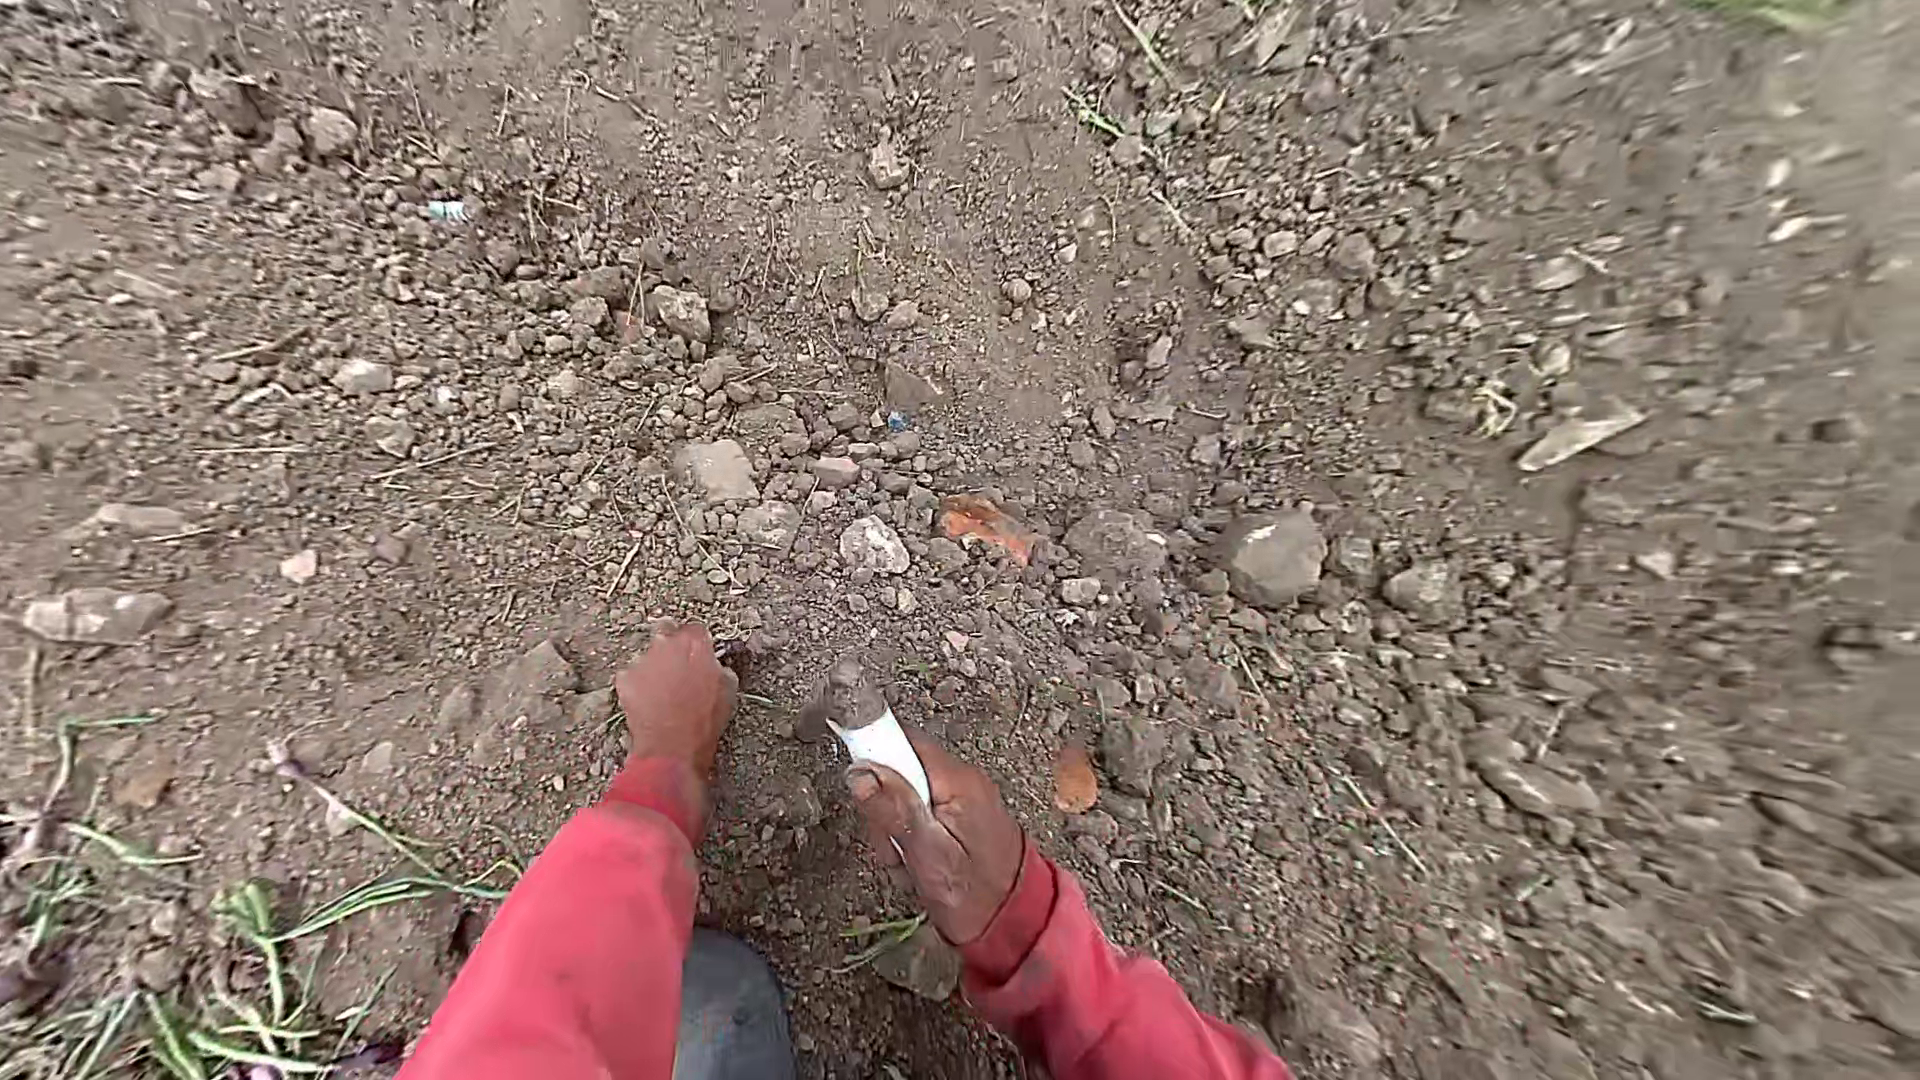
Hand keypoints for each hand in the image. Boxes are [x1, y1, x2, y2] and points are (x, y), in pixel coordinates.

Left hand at [614, 622, 736, 776]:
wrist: (673, 747)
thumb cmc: (703, 721)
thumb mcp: (727, 690)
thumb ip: (719, 667)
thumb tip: (715, 664)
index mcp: (697, 645)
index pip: (696, 629)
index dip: (697, 641)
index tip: (697, 650)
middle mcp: (667, 645)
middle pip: (668, 633)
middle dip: (672, 648)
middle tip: (678, 668)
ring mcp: (643, 661)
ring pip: (649, 655)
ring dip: (655, 666)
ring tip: (663, 690)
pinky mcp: (625, 678)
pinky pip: (632, 674)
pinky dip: (639, 683)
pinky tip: (649, 700)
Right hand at [848, 727, 1023, 944]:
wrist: (1016, 926)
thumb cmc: (975, 897)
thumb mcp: (928, 856)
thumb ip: (895, 811)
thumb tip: (860, 773)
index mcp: (957, 780)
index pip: (905, 739)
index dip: (876, 755)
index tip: (860, 785)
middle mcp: (963, 778)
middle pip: (902, 768)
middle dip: (886, 806)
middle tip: (894, 847)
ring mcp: (963, 795)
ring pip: (908, 793)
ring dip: (898, 827)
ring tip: (910, 863)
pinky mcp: (962, 812)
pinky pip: (923, 810)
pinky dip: (912, 835)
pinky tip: (919, 863)